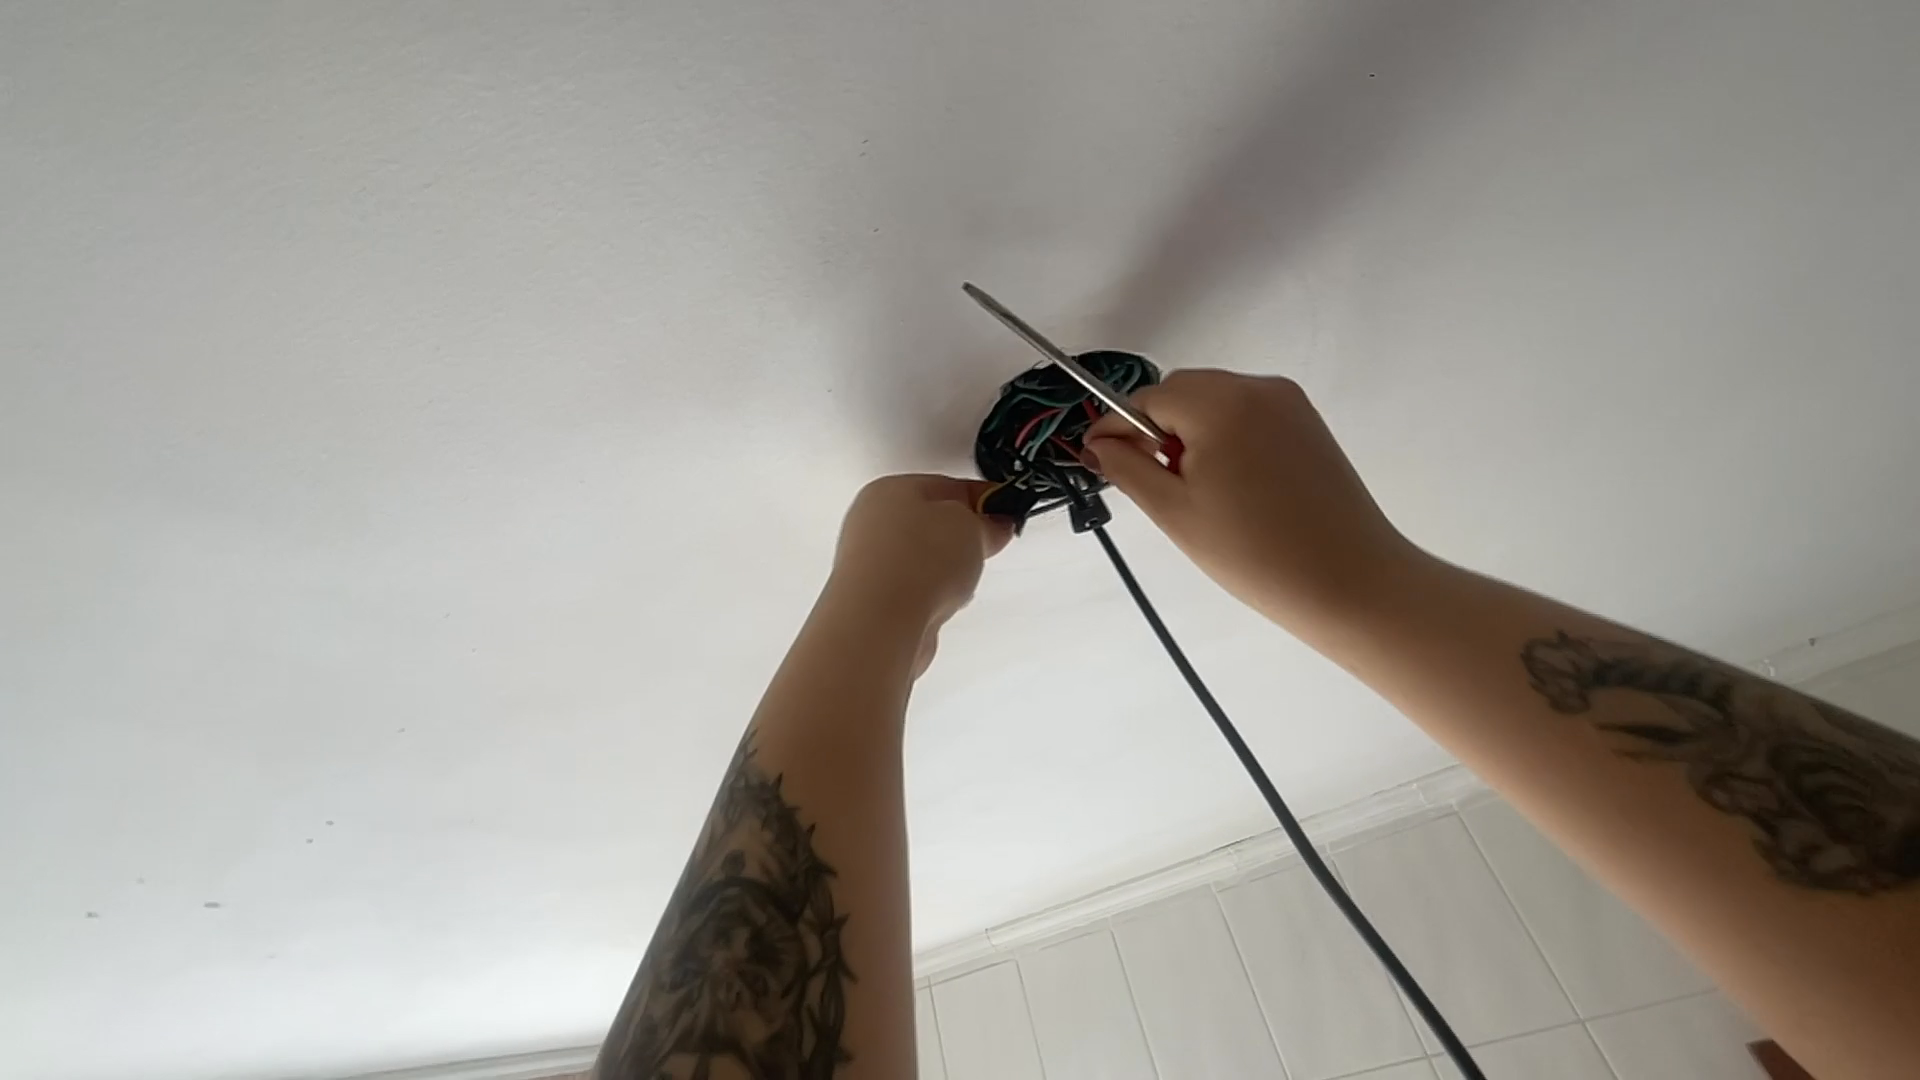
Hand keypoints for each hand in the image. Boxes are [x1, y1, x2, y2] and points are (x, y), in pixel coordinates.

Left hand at [826, 475, 1012, 665]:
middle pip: (929, 524)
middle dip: (962, 537)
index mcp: (890, 489)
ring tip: (959, 583)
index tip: (1004, 512)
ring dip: (946, 571)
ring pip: (921, 561)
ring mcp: (869, 565)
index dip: (981, 499)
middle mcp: (871, 524)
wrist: (883, 621)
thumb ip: (987, 522)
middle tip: (985, 546)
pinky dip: (931, 598)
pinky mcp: (875, 601)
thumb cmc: (916, 563)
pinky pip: (915, 592)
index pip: (945, 486)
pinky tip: (939, 605)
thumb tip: (992, 527)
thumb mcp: (973, 528)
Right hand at [1083, 370, 1422, 630]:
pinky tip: (1227, 483)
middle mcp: (1257, 388)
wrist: (1348, 581)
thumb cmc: (1250, 552)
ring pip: (1213, 401)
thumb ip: (1126, 467)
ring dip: (1188, 432)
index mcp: (1220, 404)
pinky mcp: (1307, 423)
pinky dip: (1222, 436)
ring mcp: (1288, 403)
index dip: (1117, 428)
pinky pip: (1245, 414)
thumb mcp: (1173, 511)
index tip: (1095, 458)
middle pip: (1182, 392)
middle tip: (1148, 480)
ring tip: (1191, 488)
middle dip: (1155, 428)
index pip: (1148, 399)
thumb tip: (1098, 443)